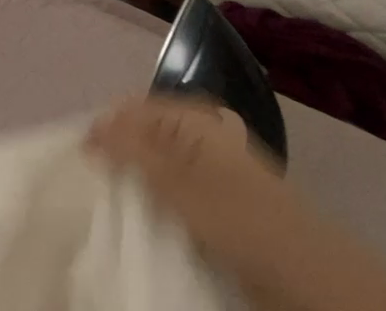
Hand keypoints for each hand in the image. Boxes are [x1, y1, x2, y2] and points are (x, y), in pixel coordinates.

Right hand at [86, 95, 305, 278]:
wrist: (308, 273)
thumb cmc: (239, 217)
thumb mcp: (177, 182)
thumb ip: (130, 151)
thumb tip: (90, 129)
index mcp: (189, 118)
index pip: (129, 111)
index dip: (102, 131)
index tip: (77, 163)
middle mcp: (196, 138)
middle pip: (139, 140)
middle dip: (114, 162)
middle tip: (90, 189)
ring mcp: (206, 173)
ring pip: (152, 173)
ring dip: (133, 191)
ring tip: (112, 211)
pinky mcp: (214, 206)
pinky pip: (170, 199)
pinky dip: (153, 210)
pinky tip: (140, 227)